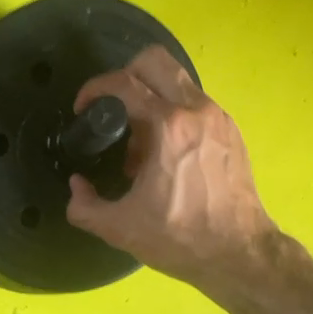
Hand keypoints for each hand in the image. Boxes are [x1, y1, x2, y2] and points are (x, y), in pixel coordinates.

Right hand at [66, 46, 277, 290]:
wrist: (236, 251)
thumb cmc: (177, 239)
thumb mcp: (119, 228)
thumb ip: (85, 206)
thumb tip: (76, 186)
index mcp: (167, 127)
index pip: (124, 84)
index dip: (95, 89)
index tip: (82, 109)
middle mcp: (195, 110)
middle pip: (155, 62)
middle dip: (125, 78)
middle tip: (111, 111)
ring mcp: (217, 117)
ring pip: (176, 83)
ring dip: (150, 101)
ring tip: (138, 147)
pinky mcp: (229, 130)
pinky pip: (194, 105)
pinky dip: (172, 117)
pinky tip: (164, 158)